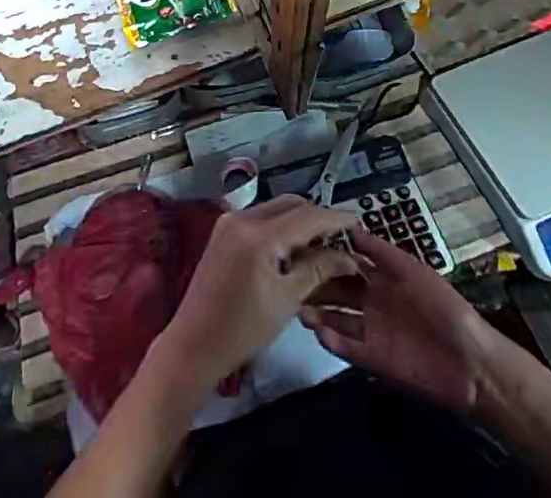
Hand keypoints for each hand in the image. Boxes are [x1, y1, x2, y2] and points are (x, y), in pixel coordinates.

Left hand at [154, 195, 359, 391]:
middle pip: (291, 205)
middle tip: (341, 238)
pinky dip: (280, 228)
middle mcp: (241, 218)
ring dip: (299, 222)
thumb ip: (318, 269)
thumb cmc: (242, 329)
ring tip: (320, 245)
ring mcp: (228, 223)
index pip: (307, 216)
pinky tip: (292, 249)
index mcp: (258, 235)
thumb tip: (348, 256)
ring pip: (276, 210)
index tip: (357, 221)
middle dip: (318, 218)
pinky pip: (260, 219)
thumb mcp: (287, 299)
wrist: (193, 345)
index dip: (336, 218)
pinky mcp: (223, 232)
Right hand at [300, 226, 503, 413]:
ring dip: (316, 312)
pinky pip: (345, 347)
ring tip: (299, 306)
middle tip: (292, 277)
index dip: (326, 256)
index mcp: (382, 279)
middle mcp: (372, 302)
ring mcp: (370, 330)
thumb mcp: (414, 270)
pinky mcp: (372, 358)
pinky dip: (330, 339)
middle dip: (315, 284)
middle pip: (335, 290)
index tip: (304, 247)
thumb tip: (352, 227)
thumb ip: (382, 252)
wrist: (470, 361)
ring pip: (334, 318)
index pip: (347, 264)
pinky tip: (319, 330)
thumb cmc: (444, 307)